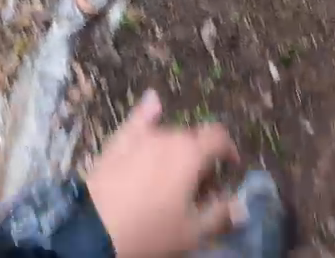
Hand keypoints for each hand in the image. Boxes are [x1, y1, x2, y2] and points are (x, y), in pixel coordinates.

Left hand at [86, 91, 239, 256]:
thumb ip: (219, 215)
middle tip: (198, 184)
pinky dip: (149, 112)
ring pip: (169, 133)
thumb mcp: (190, 232)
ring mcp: (143, 136)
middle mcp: (171, 136)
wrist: (92, 232)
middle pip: (194, 137)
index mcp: (192, 153)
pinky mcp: (119, 141)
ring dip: (177, 147)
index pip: (219, 137)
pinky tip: (152, 102)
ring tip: (172, 174)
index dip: (228, 149)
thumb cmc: (148, 232)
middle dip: (201, 154)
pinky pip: (138, 119)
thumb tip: (242, 205)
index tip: (230, 165)